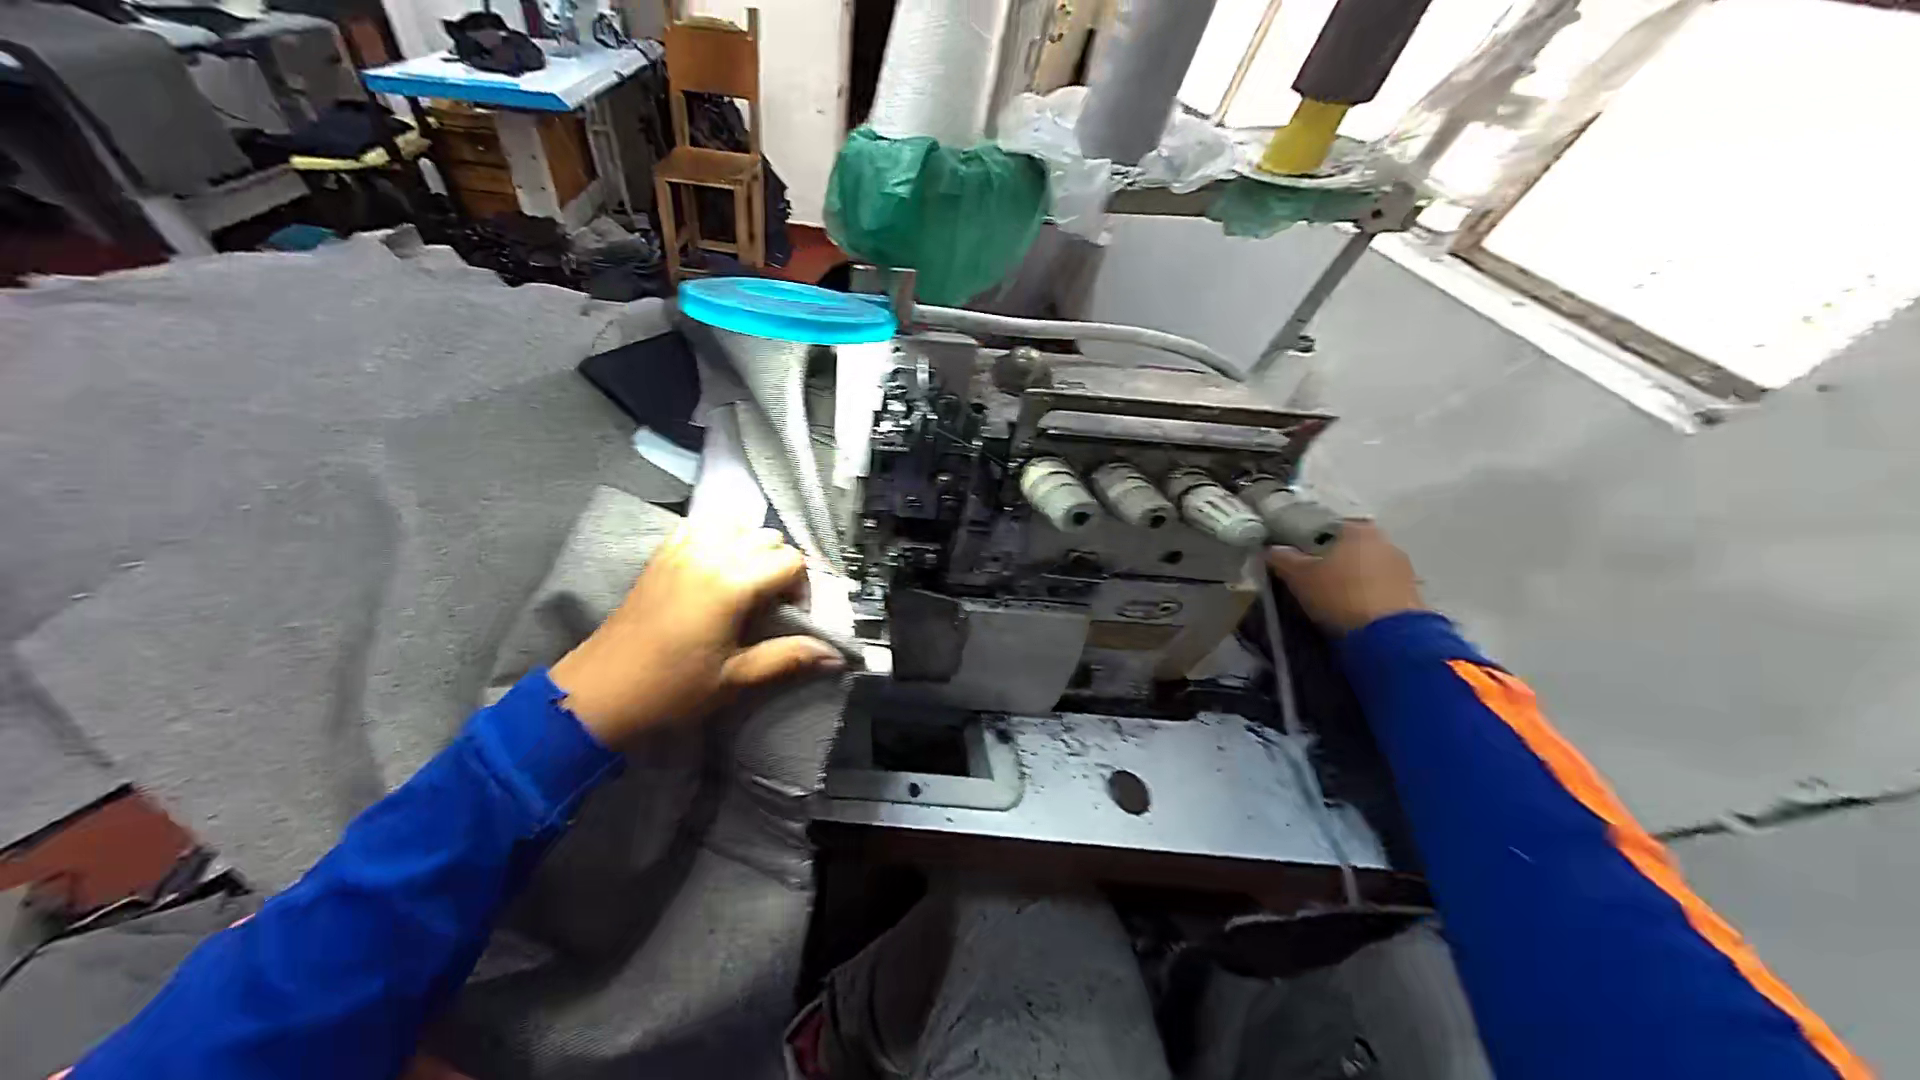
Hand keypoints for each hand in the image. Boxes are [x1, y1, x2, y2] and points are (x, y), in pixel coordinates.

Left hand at [548, 525, 844, 744]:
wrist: (600, 693)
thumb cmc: (671, 689)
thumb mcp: (736, 678)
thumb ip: (789, 658)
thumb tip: (835, 656)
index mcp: (732, 583)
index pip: (789, 561)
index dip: (800, 587)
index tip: (790, 616)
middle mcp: (709, 555)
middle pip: (767, 538)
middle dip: (780, 566)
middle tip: (770, 604)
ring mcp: (681, 551)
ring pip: (735, 525)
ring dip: (750, 547)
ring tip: (744, 584)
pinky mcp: (660, 556)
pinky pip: (699, 526)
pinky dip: (716, 538)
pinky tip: (714, 567)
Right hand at [1266, 520, 1426, 633]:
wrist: (1389, 636)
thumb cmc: (1338, 594)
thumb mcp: (1298, 576)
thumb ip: (1281, 558)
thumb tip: (1269, 549)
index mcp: (1357, 529)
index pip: (1328, 526)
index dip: (1309, 540)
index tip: (1297, 558)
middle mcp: (1385, 541)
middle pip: (1349, 547)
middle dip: (1332, 560)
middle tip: (1311, 579)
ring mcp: (1403, 567)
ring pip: (1366, 567)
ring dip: (1351, 578)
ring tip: (1331, 598)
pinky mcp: (1413, 593)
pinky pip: (1380, 587)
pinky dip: (1366, 593)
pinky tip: (1352, 609)